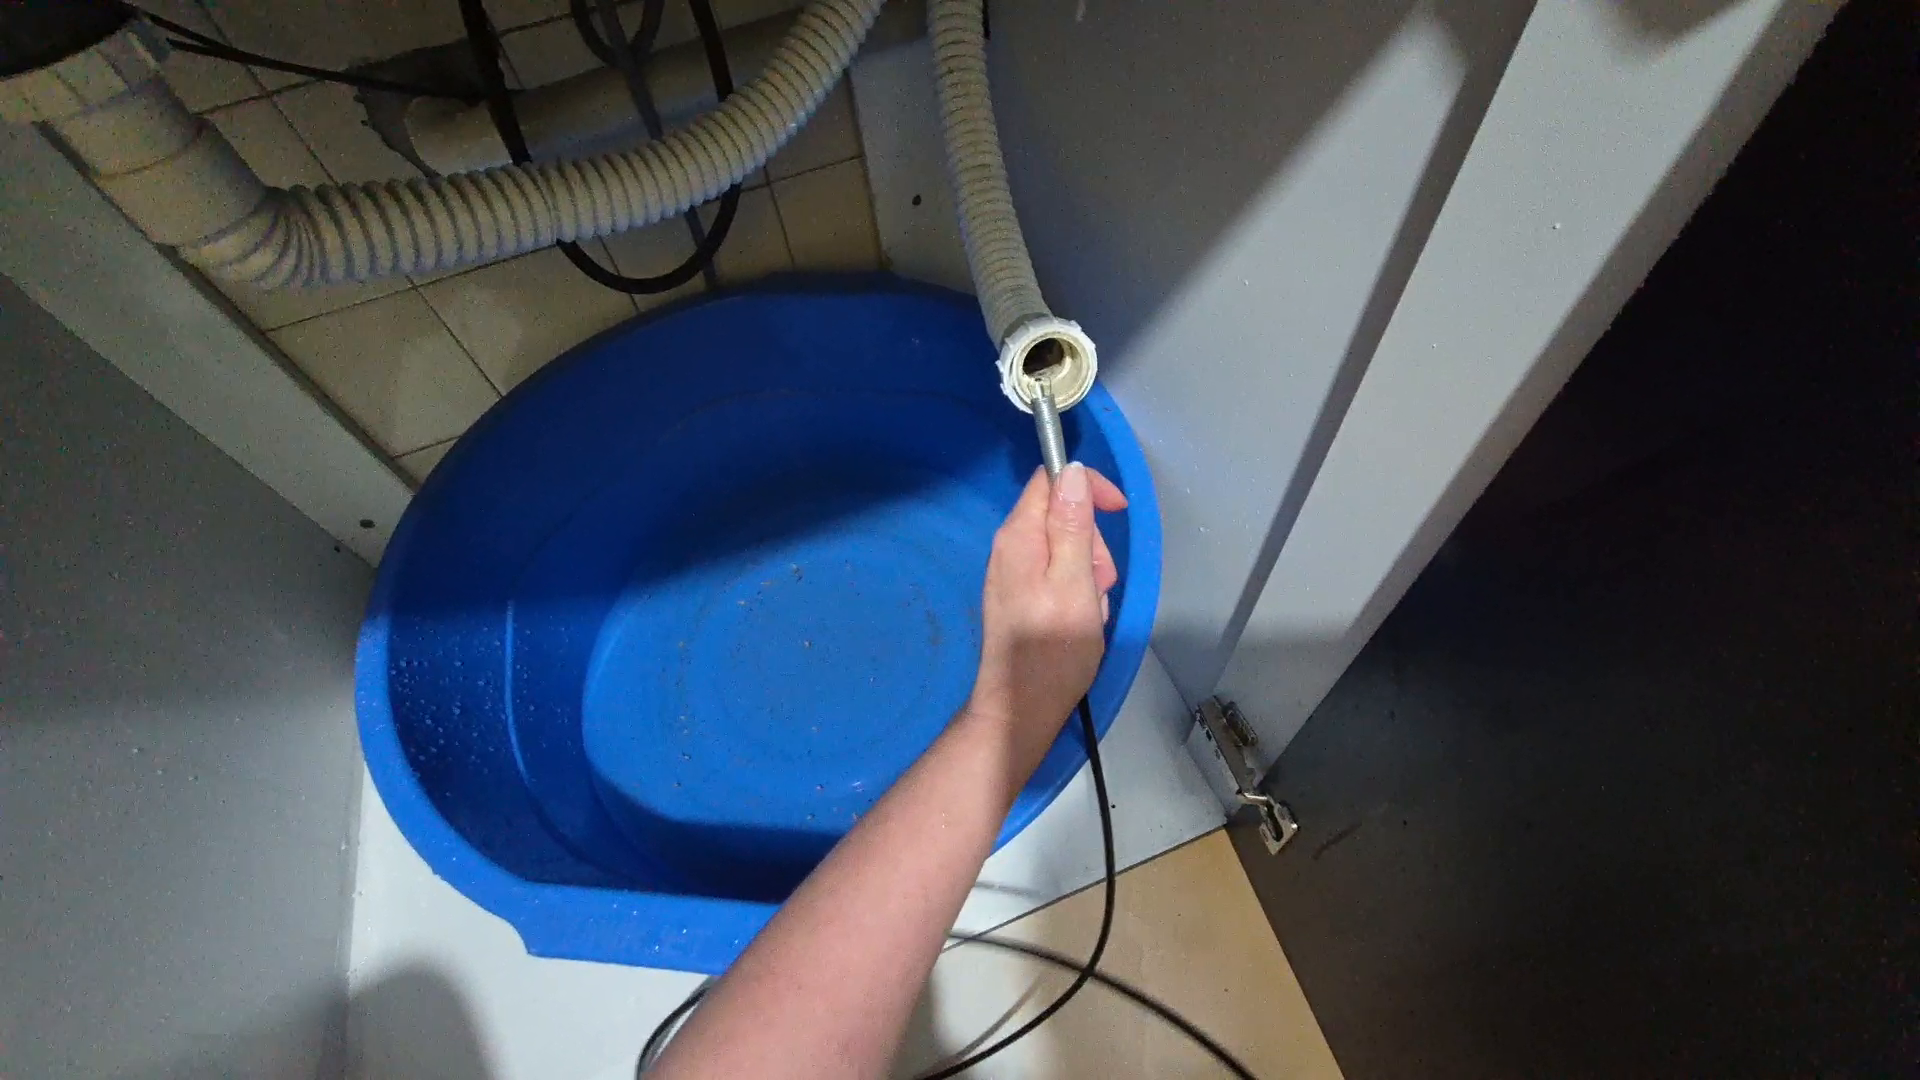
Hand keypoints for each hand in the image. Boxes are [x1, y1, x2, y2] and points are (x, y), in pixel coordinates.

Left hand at [963, 462, 1127, 777]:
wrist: (1022, 706)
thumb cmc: (1054, 648)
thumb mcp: (1075, 581)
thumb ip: (1073, 525)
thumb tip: (1070, 470)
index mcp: (1019, 535)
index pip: (1050, 479)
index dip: (1087, 485)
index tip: (1117, 511)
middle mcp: (1009, 546)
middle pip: (1059, 512)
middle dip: (1091, 539)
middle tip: (1099, 581)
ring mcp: (1011, 571)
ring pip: (1063, 544)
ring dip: (1088, 568)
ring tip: (1090, 606)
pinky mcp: (1018, 593)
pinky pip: (1055, 571)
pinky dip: (1076, 586)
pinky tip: (1080, 615)